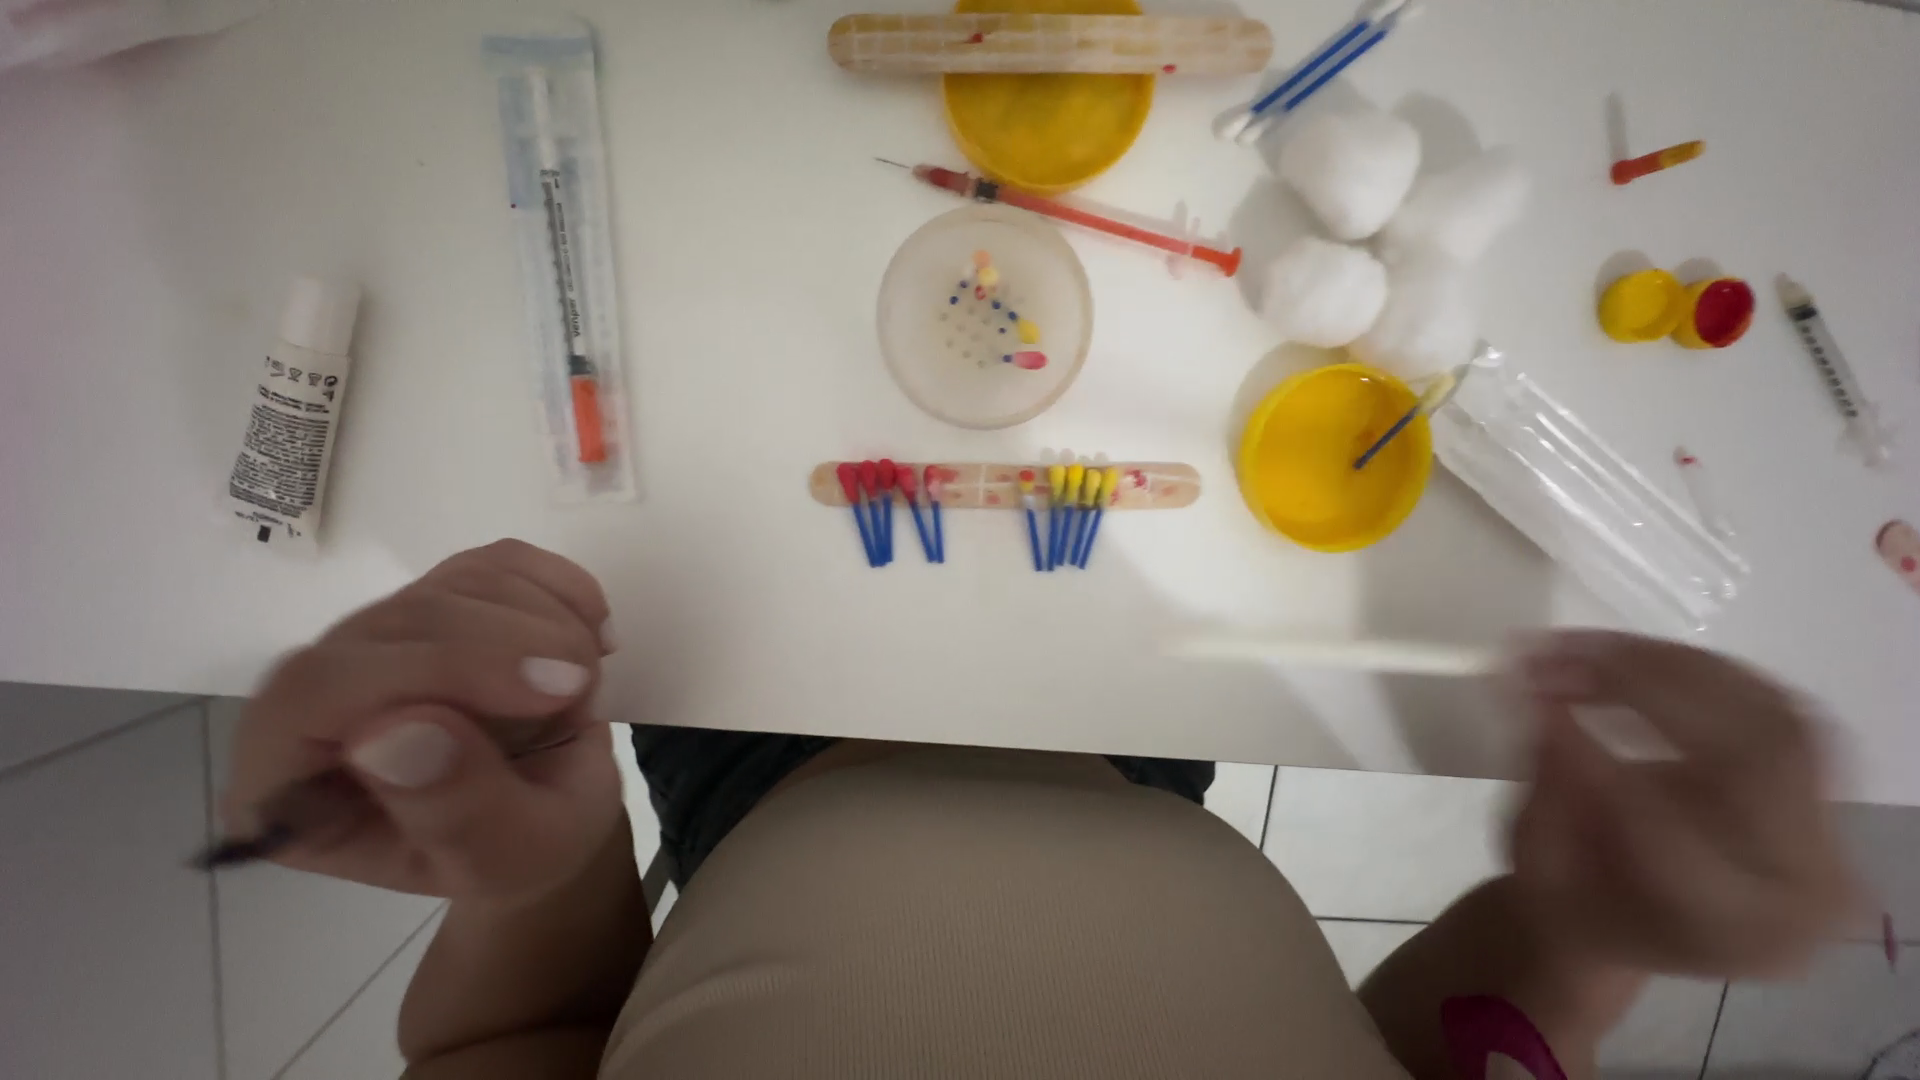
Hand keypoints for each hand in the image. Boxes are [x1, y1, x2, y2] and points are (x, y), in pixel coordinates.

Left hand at [222, 540, 623, 902]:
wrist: (556, 814)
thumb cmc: (527, 850)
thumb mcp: (509, 856)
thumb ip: (452, 810)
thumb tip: (390, 730)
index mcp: (291, 784)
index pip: (318, 690)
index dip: (434, 670)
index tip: (550, 690)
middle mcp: (316, 699)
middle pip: (397, 622)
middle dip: (510, 645)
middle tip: (584, 686)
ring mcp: (386, 638)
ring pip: (457, 583)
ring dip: (547, 623)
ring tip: (582, 685)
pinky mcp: (449, 599)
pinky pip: (503, 561)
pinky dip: (563, 589)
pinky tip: (590, 637)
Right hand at [1508, 630, 1860, 979]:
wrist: (1619, 925)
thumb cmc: (1566, 904)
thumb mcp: (1536, 862)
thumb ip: (1546, 789)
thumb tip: (1535, 699)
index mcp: (1732, 926)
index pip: (1672, 826)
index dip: (1591, 752)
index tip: (1524, 697)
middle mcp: (1804, 880)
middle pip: (1756, 751)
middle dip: (1647, 683)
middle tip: (1556, 651)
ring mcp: (1822, 831)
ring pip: (1772, 715)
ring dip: (1668, 665)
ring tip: (1580, 646)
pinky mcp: (1810, 788)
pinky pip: (1770, 706)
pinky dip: (1693, 669)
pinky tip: (1624, 657)